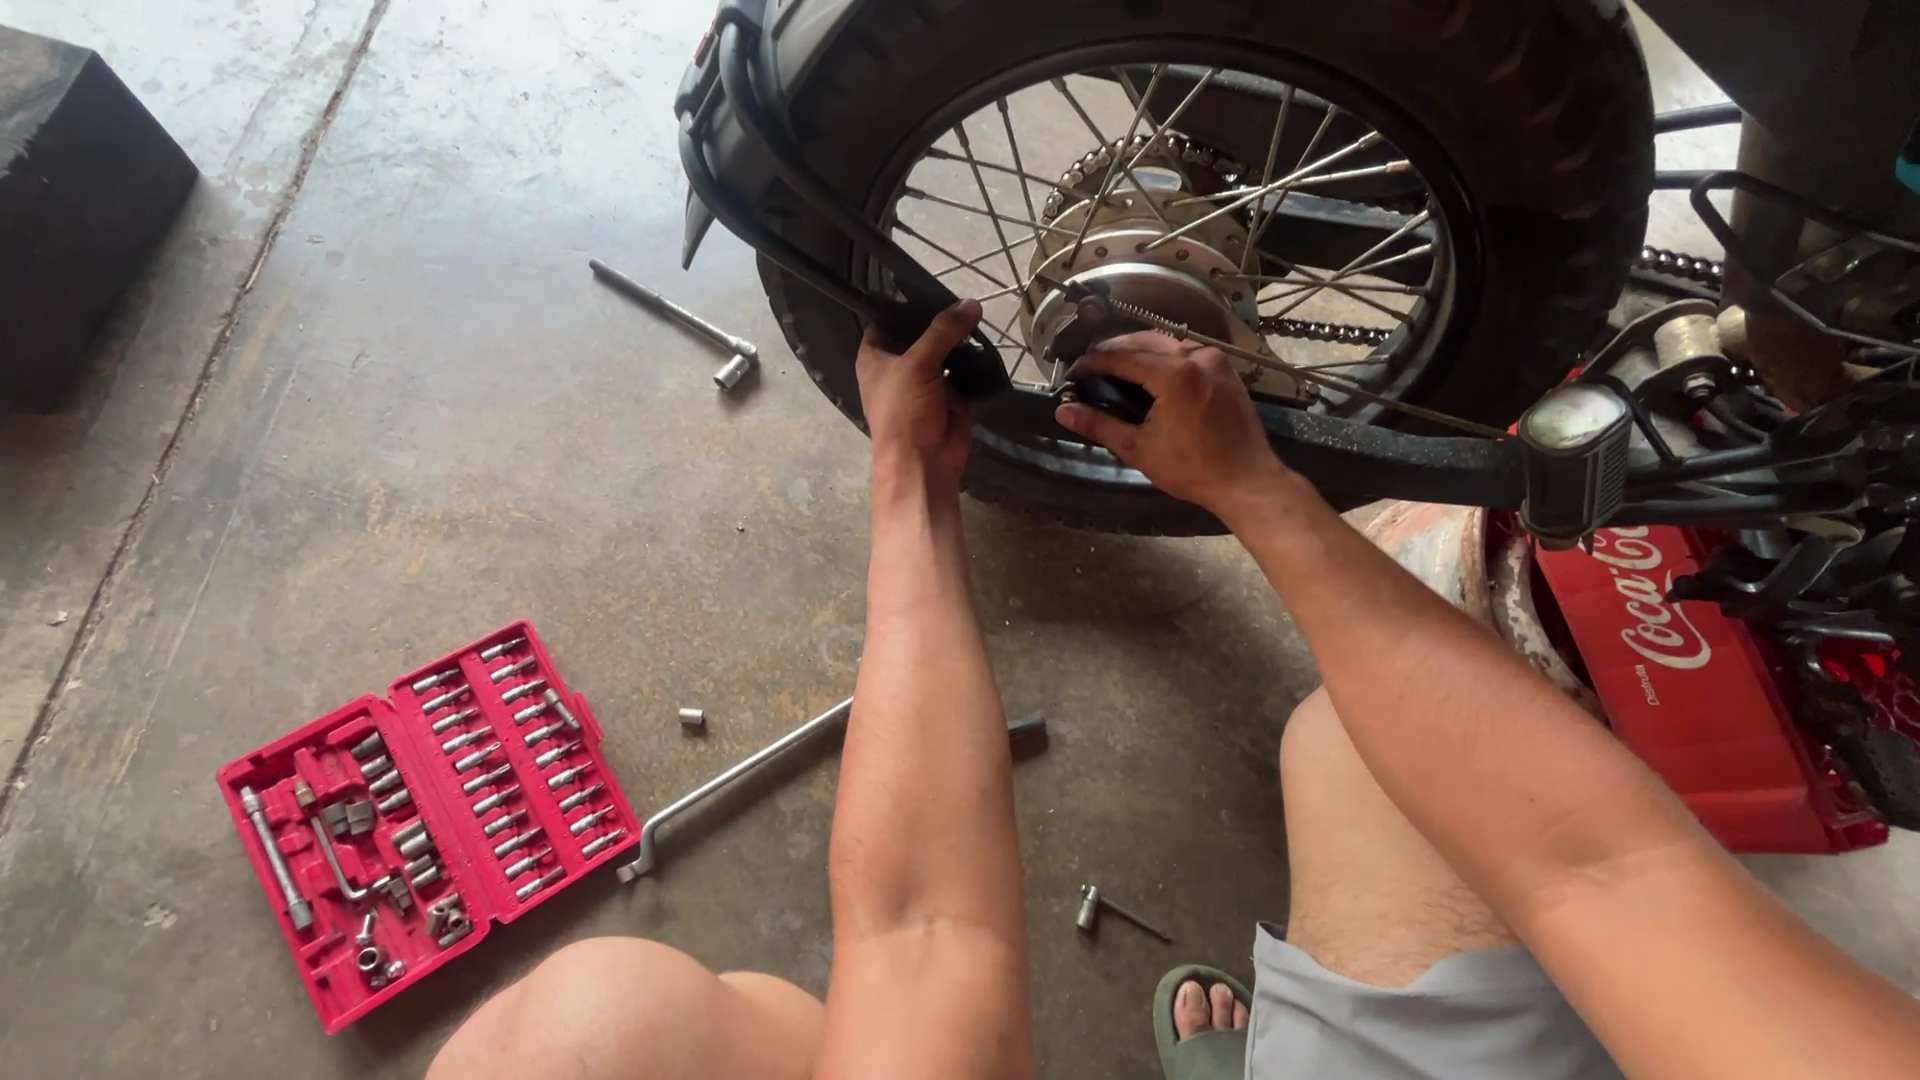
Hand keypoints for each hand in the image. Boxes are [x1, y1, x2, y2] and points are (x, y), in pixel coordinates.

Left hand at [856, 299, 980, 484]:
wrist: (924, 462)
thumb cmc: (905, 411)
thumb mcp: (918, 363)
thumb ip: (943, 331)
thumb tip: (971, 303)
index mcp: (875, 357)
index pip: (886, 320)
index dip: (904, 304)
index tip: (930, 284)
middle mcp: (898, 367)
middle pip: (920, 335)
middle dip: (940, 321)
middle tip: (964, 297)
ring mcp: (926, 382)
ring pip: (944, 352)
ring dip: (960, 340)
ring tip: (980, 315)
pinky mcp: (950, 397)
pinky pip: (963, 373)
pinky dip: (974, 362)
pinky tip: (988, 342)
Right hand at [1054, 331, 1291, 515]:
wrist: (1246, 480)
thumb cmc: (1193, 469)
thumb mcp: (1139, 449)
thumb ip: (1099, 425)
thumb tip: (1063, 412)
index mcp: (1175, 374)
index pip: (1123, 356)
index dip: (1094, 361)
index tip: (1074, 371)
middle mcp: (1197, 356)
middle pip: (1144, 340)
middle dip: (1114, 350)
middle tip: (1090, 367)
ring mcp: (1215, 360)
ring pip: (1166, 341)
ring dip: (1138, 350)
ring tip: (1114, 368)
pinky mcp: (1225, 369)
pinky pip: (1186, 351)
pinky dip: (1162, 356)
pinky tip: (1148, 373)